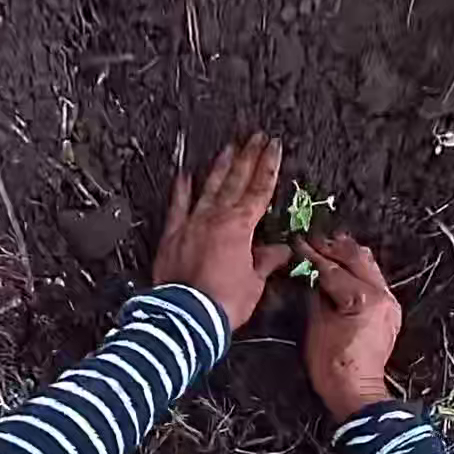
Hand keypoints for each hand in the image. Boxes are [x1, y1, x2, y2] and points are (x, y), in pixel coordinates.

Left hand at [154, 132, 291, 329]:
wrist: (188, 316)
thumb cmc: (224, 303)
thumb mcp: (253, 283)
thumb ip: (265, 262)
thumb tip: (280, 251)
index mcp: (240, 227)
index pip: (260, 190)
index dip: (269, 167)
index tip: (275, 147)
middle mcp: (216, 218)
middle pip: (236, 181)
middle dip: (248, 157)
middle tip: (256, 137)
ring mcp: (192, 224)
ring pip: (209, 187)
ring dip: (220, 166)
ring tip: (229, 147)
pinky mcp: (172, 236)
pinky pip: (177, 206)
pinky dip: (181, 189)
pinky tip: (184, 175)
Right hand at [295, 233, 401, 420]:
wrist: (356, 393)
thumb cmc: (332, 366)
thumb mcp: (316, 327)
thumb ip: (317, 295)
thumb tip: (314, 277)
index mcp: (363, 298)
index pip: (333, 269)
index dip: (313, 254)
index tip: (299, 241)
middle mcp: (382, 295)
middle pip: (357, 260)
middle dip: (334, 247)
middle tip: (315, 239)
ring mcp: (389, 304)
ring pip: (370, 267)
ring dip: (349, 256)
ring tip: (330, 246)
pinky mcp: (389, 313)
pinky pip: (375, 282)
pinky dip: (359, 272)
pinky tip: (346, 269)